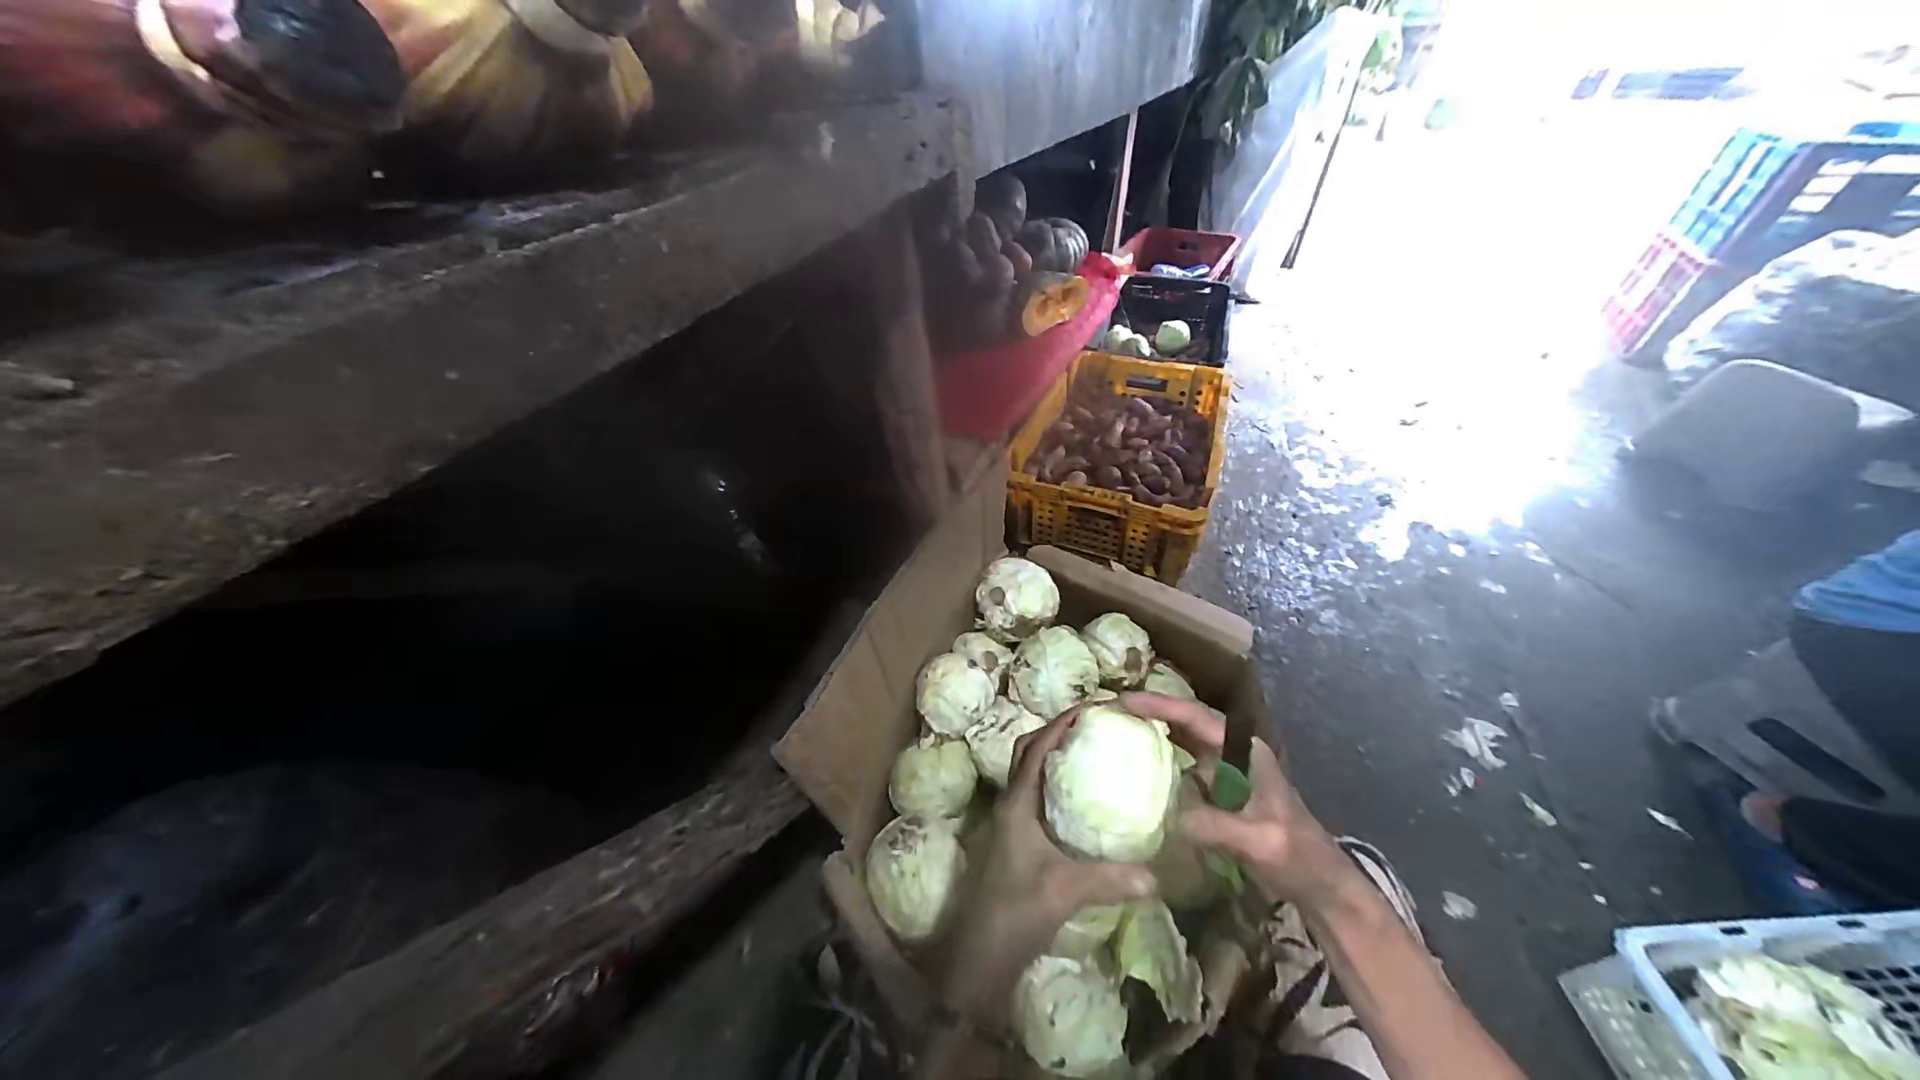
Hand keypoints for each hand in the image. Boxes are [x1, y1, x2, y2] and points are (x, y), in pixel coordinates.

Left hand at [938, 705, 1154, 1027]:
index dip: (1060, 724)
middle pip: (1028, 752)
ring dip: (1054, 754)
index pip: (1035, 749)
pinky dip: (1057, 783)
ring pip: (1030, 772)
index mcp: (1016, 803)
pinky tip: (1084, 796)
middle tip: (1093, 722)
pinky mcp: (1019, 839)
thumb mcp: (1066, 891)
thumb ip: (1112, 879)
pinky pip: (1038, 796)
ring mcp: (1012, 822)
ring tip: (1091, 748)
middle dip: (1056, 731)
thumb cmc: (1016, 912)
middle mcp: (1010, 804)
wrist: (981, 954)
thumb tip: (1158, 874)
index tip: (1092, 708)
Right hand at [1119, 692, 1353, 907]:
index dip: (1161, 706)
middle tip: (1110, 712)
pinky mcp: (1219, 796)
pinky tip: (1135, 775)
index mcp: (1246, 752)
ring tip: (1115, 734)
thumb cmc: (1297, 856)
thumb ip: (1213, 825)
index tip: (1125, 701)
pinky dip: (1159, 768)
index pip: (1197, 718)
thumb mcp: (1258, 841)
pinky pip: (1182, 773)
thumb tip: (1165, 816)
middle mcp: (1233, 755)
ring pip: (1183, 745)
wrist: (1321, 887)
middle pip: (1186, 723)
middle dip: (1151, 713)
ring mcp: (1225, 775)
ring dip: (1153, 736)